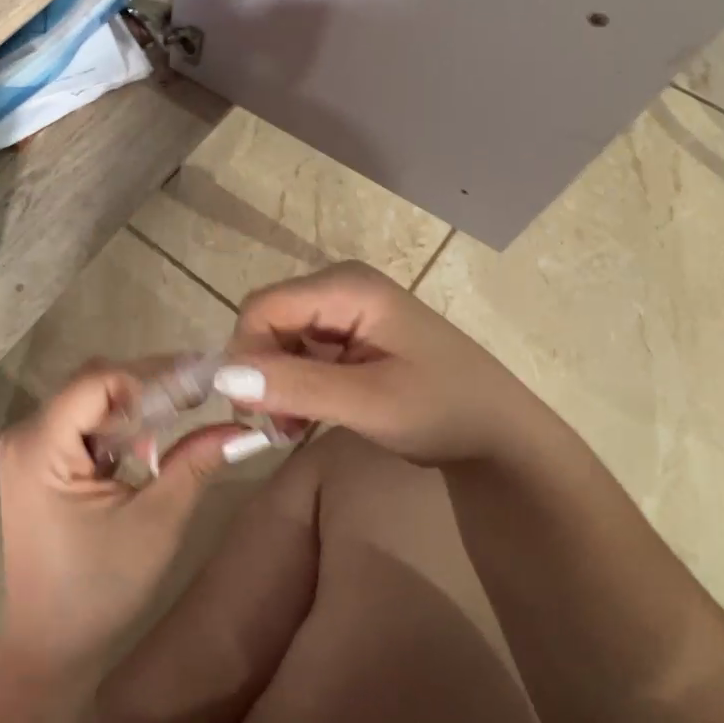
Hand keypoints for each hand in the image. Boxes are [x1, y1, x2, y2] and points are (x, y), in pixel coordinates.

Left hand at [0, 363, 242, 719]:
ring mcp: (28, 448)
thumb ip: (195, 463)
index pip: (99, 380)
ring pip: (90, 401)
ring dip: (135, 407)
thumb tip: (244, 426)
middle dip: (148, 387)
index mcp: (40, 446)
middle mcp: (25, 435)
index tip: (200, 383)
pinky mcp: (38, 462)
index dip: (151, 375)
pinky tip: (150, 444)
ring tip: (183, 415)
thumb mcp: (157, 522)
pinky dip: (118, 427)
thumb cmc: (100, 589)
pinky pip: (82, 424)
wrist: (51, 645)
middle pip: (93, 384)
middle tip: (201, 395)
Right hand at [216, 261, 538, 464]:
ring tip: (294, 427)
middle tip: (277, 425)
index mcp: (348, 286)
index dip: (245, 354)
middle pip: (269, 319)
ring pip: (281, 337)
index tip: (252, 409)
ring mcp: (348, 309)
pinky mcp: (353, 333)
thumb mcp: (368, 403)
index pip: (263, 307)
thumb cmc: (444, 412)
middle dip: (261, 371)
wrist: (502, 438)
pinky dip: (295, 383)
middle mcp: (342, 286)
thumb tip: (221, 377)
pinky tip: (307, 415)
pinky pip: (302, 350)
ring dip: (276, 382)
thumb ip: (295, 386)